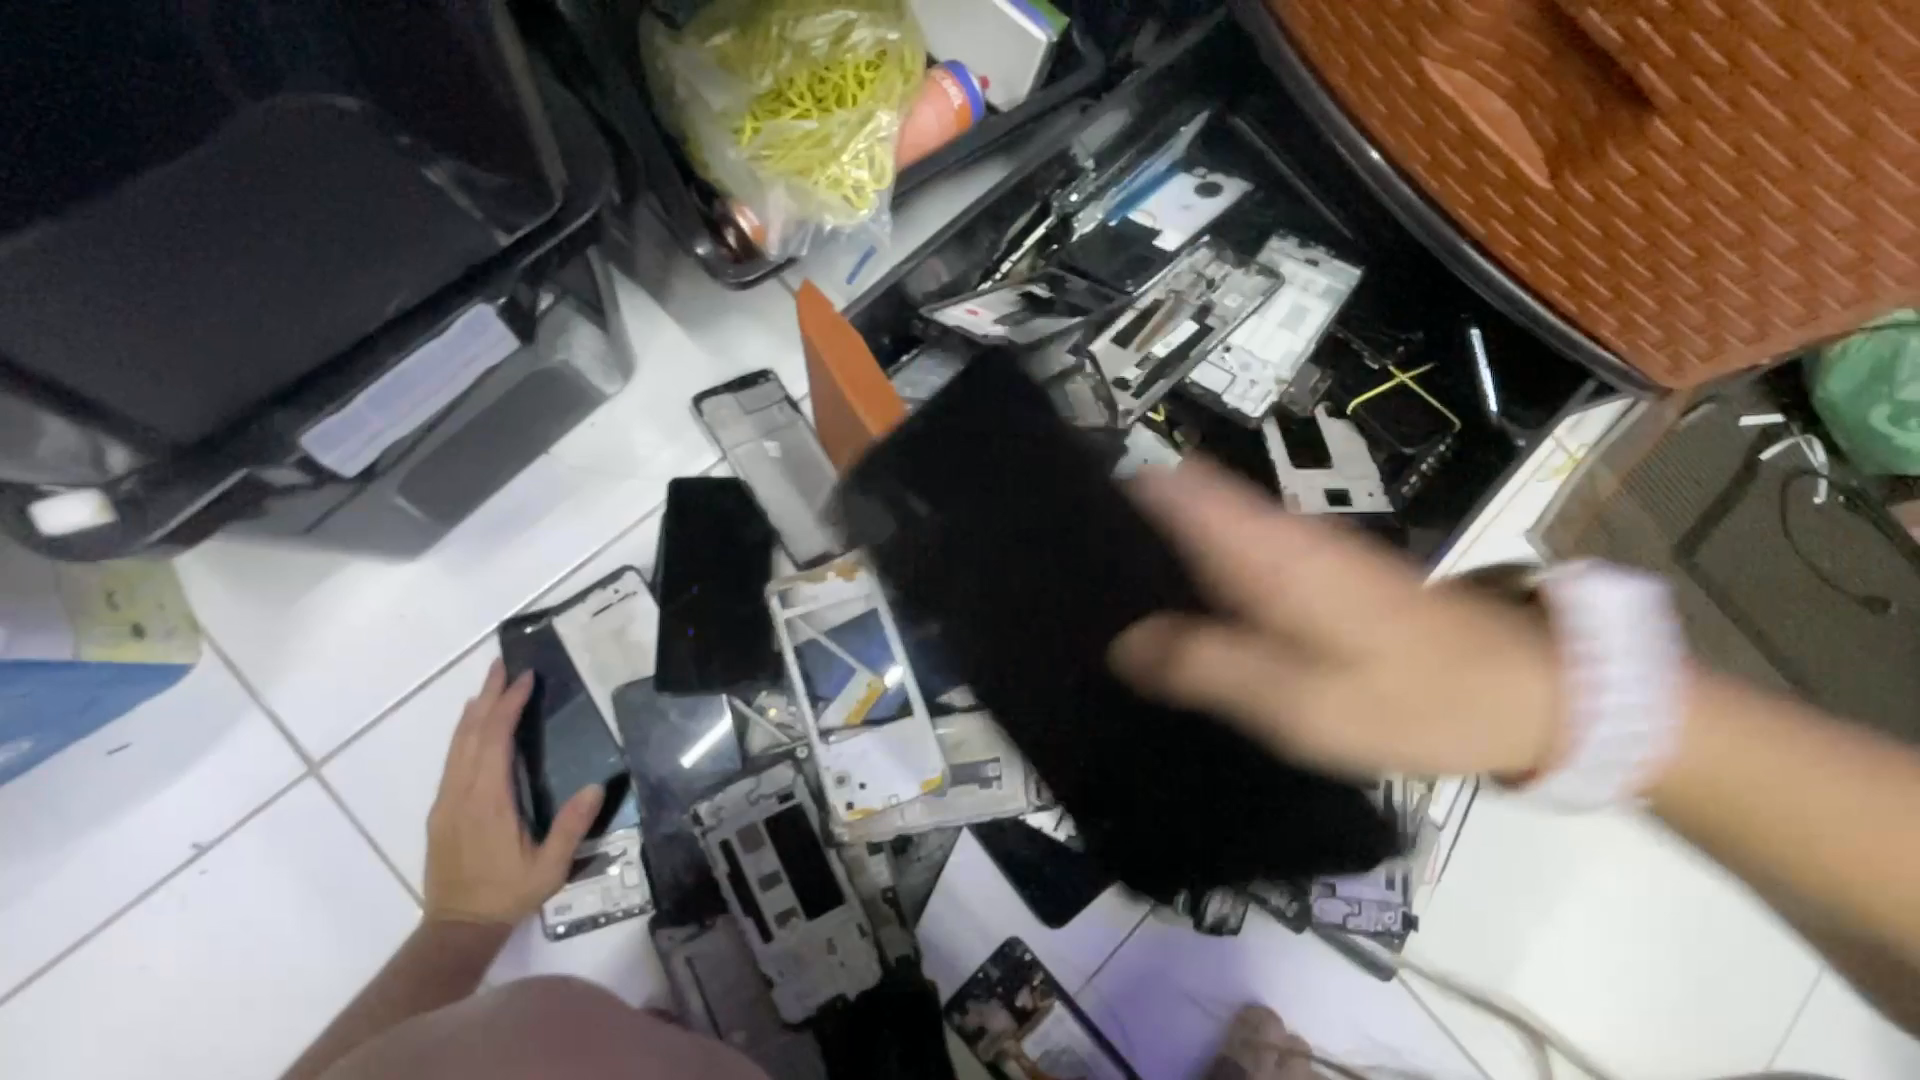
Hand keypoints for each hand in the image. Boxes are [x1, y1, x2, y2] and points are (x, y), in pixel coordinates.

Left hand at [423, 659, 603, 924]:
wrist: (456, 927)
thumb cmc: (508, 894)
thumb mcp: (549, 866)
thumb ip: (571, 826)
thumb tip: (596, 786)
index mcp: (488, 802)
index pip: (496, 741)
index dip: (509, 706)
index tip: (525, 679)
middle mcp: (462, 794)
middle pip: (471, 734)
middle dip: (488, 696)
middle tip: (503, 664)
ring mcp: (447, 801)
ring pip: (457, 745)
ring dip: (474, 711)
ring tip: (489, 684)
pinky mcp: (442, 810)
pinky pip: (452, 759)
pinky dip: (464, 733)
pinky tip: (473, 725)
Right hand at [1108, 461, 1563, 780]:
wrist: (1522, 691)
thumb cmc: (1411, 697)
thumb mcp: (1301, 702)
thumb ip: (1208, 667)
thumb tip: (1125, 644)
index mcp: (1266, 551)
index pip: (1173, 487)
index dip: (1114, 491)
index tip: (1063, 520)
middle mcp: (1276, 533)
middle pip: (1180, 502)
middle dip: (1124, 528)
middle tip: (1072, 576)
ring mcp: (1297, 547)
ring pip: (1203, 528)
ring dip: (1157, 552)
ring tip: (1104, 597)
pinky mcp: (1313, 570)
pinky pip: (1230, 555)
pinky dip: (1194, 574)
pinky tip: (1175, 617)